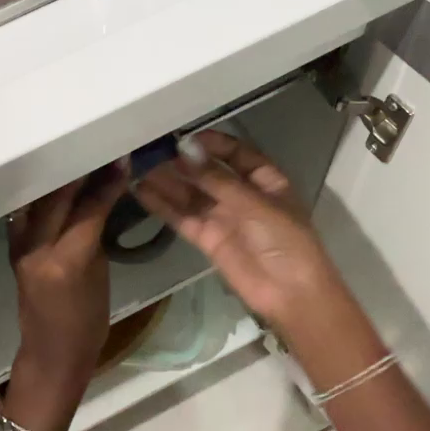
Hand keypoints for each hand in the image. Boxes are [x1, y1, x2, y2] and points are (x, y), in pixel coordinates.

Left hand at [4, 163, 127, 430]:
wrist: (51, 352)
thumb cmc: (87, 322)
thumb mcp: (100, 275)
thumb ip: (95, 234)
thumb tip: (102, 195)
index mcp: (66, 261)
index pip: (87, 209)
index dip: (106, 184)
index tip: (121, 161)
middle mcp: (37, 249)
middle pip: (58, 197)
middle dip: (81, 172)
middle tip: (101, 151)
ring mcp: (20, 247)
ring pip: (38, 200)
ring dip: (59, 179)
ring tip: (79, 158)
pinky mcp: (13, 248)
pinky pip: (27, 212)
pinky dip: (42, 195)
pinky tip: (56, 181)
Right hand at [134, 131, 350, 335]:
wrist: (290, 293)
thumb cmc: (285, 240)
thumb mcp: (256, 203)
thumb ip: (219, 179)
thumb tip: (187, 152)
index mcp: (266, 180)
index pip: (237, 154)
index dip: (214, 144)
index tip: (187, 137)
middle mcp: (242, 195)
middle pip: (209, 173)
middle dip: (184, 162)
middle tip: (154, 150)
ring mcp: (223, 217)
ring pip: (191, 194)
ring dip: (167, 181)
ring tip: (140, 166)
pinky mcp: (207, 239)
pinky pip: (182, 217)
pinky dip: (163, 206)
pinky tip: (142, 191)